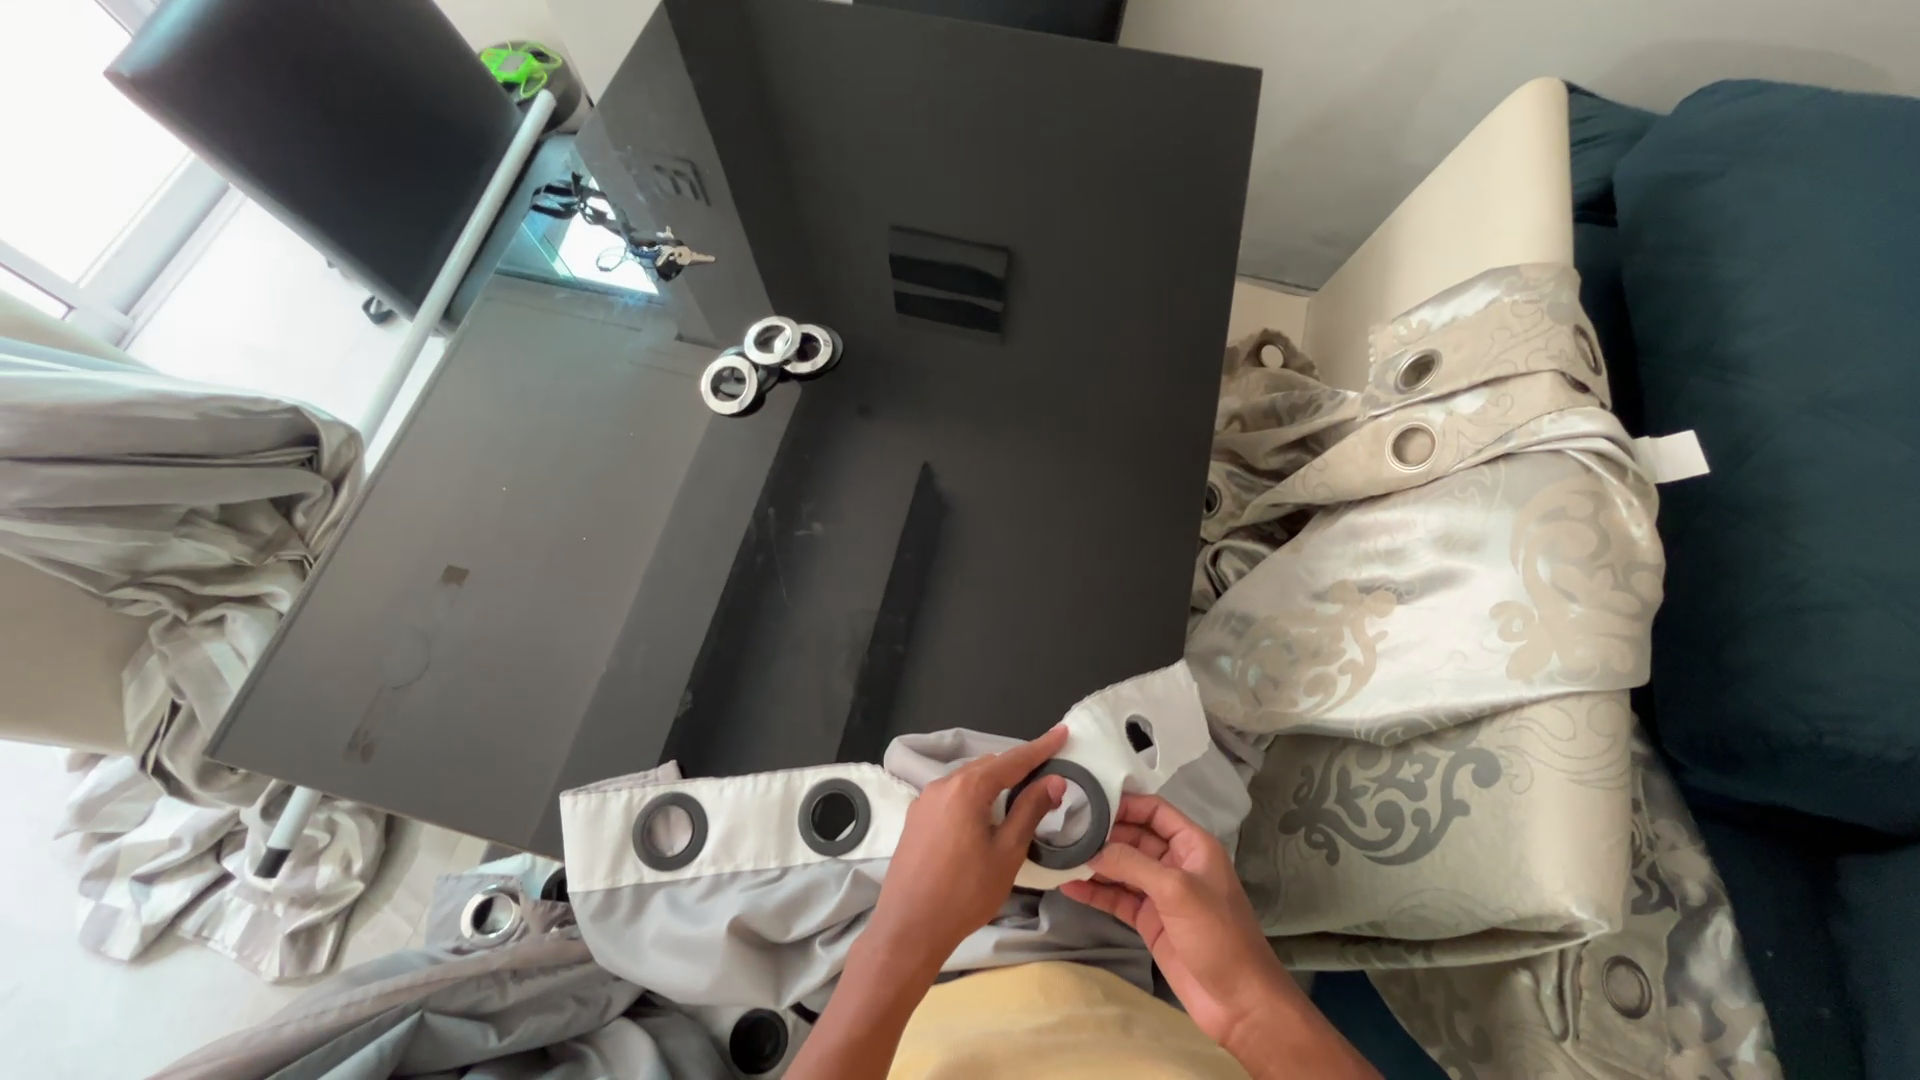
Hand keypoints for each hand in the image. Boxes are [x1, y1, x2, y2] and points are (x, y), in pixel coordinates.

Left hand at [865, 726, 1068, 969]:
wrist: (909, 928)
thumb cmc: (965, 893)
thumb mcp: (1007, 853)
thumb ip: (1030, 811)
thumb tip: (1053, 780)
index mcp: (967, 789)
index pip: (1012, 760)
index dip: (1040, 747)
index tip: (1062, 733)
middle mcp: (942, 785)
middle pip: (988, 765)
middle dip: (1018, 764)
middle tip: (1047, 769)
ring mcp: (925, 801)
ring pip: (968, 779)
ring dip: (995, 780)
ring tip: (1021, 789)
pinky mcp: (916, 818)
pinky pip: (952, 794)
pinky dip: (975, 794)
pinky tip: (986, 811)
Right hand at [1060, 794, 1297, 1048]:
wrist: (1239, 1002)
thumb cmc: (1218, 935)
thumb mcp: (1177, 891)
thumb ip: (1133, 864)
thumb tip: (1092, 849)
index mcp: (1192, 845)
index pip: (1154, 811)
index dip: (1124, 803)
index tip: (1088, 801)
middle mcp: (1175, 863)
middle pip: (1133, 837)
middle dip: (1102, 834)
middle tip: (1064, 829)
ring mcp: (1160, 893)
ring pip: (1121, 868)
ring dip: (1094, 863)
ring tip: (1058, 854)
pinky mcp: (1148, 920)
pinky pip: (1117, 897)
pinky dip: (1095, 892)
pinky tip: (1068, 886)